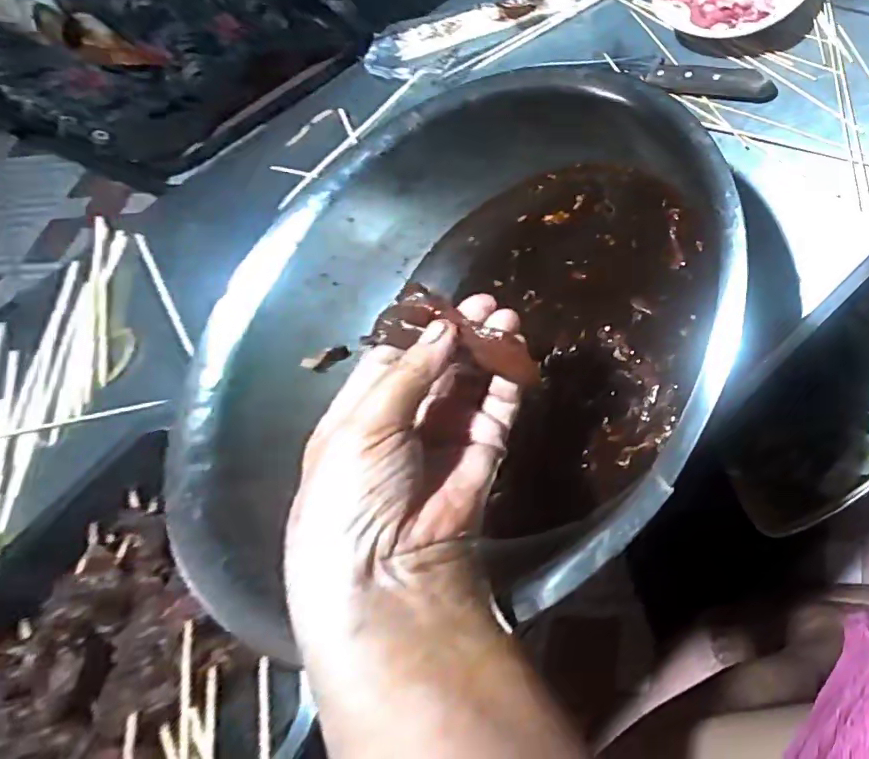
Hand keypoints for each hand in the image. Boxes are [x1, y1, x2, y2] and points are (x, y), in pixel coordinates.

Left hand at [286, 294, 524, 649]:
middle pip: (443, 363)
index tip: (449, 304)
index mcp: (361, 412)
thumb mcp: (360, 429)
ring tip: (509, 320)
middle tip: (489, 305)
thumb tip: (446, 327)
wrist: (388, 564)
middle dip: (464, 333)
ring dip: (491, 349)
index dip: (423, 330)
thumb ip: (409, 374)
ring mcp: (451, 430)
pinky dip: (510, 378)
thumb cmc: (351, 495)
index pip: (396, 358)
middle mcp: (407, 417)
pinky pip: (501, 403)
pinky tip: (517, 355)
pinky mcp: (487, 443)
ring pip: (476, 378)